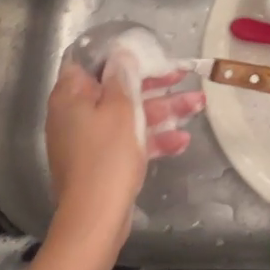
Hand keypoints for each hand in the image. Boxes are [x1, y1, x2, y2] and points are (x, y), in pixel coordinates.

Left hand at [46, 61, 203, 243]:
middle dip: (153, 84)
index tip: (143, 49)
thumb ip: (122, 77)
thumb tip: (120, 54)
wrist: (95, 221)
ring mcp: (89, 140)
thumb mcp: (120, 109)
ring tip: (198, 105)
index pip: (87, 60)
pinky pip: (129, 141)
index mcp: (70, 95)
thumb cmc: (106, 157)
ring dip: (163, 110)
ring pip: (129, 115)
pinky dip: (153, 139)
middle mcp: (76, 114)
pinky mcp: (103, 163)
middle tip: (182, 75)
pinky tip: (182, 142)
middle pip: (116, 88)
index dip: (115, 52)